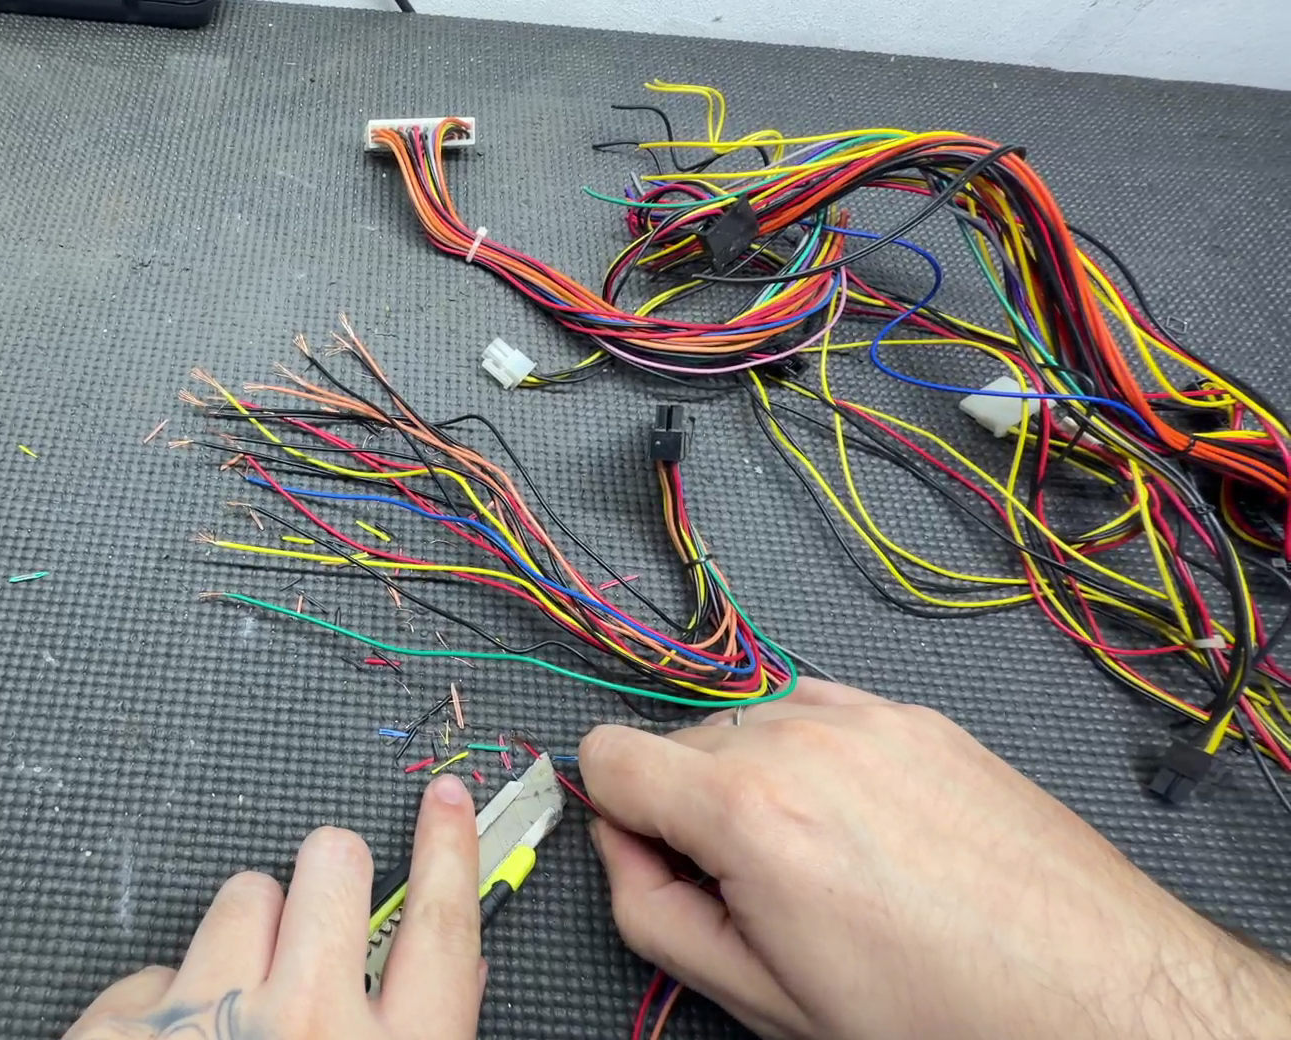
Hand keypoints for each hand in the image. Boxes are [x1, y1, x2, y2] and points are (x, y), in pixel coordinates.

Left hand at [64, 774, 484, 1039]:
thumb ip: (430, 1037)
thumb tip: (458, 967)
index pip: (439, 929)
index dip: (448, 851)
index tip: (444, 799)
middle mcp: (300, 1032)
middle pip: (333, 862)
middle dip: (331, 880)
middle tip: (316, 933)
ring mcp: (203, 1020)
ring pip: (246, 892)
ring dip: (249, 937)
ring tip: (240, 1011)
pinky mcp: (120, 1027)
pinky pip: (160, 961)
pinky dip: (171, 998)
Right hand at [580, 677, 1290, 1039]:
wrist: (1115, 1007)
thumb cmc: (934, 1017)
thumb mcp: (756, 995)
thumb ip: (645, 907)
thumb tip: (620, 840)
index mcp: (744, 808)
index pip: (603, 752)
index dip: (617, 810)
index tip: (667, 856)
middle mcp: (789, 735)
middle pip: (670, 742)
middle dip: (689, 803)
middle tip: (762, 877)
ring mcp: (854, 714)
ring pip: (735, 725)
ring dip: (749, 776)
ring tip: (826, 848)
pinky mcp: (904, 711)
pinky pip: (804, 709)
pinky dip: (805, 754)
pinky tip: (863, 817)